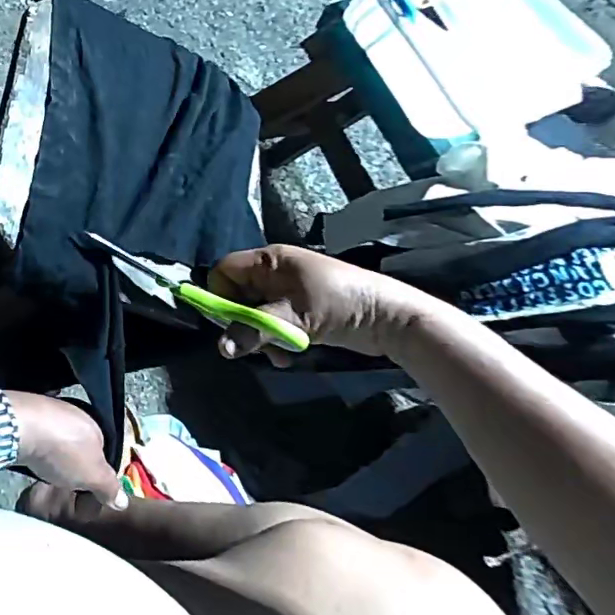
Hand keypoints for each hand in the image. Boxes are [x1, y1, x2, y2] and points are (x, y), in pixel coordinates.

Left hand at [9, 392, 128, 509]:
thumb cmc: (62, 450)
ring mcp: (45, 408)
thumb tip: (123, 501)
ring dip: (51, 455)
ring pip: (55, 436)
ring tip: (44, 473)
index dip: (97, 474)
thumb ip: (110, 487)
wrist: (18, 424)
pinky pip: (34, 432)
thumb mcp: (94, 475)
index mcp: (93, 423)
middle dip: (72, 463)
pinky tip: (28, 457)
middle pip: (77, 443)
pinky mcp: (23, 411)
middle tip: (64, 484)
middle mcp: (71, 410)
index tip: (87, 493)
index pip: (102, 451)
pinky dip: (34, 446)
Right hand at [207, 245, 445, 364]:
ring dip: (260, 334)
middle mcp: (274, 271)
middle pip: (237, 293)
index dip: (220, 295)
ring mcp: (288, 289)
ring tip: (277, 354)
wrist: (395, 319)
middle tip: (256, 345)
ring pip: (255, 310)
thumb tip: (221, 348)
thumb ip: (254, 329)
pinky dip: (275, 336)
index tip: (230, 322)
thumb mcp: (294, 318)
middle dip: (243, 321)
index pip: (224, 271)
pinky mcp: (301, 307)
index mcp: (269, 260)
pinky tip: (288, 353)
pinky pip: (273, 319)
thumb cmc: (341, 305)